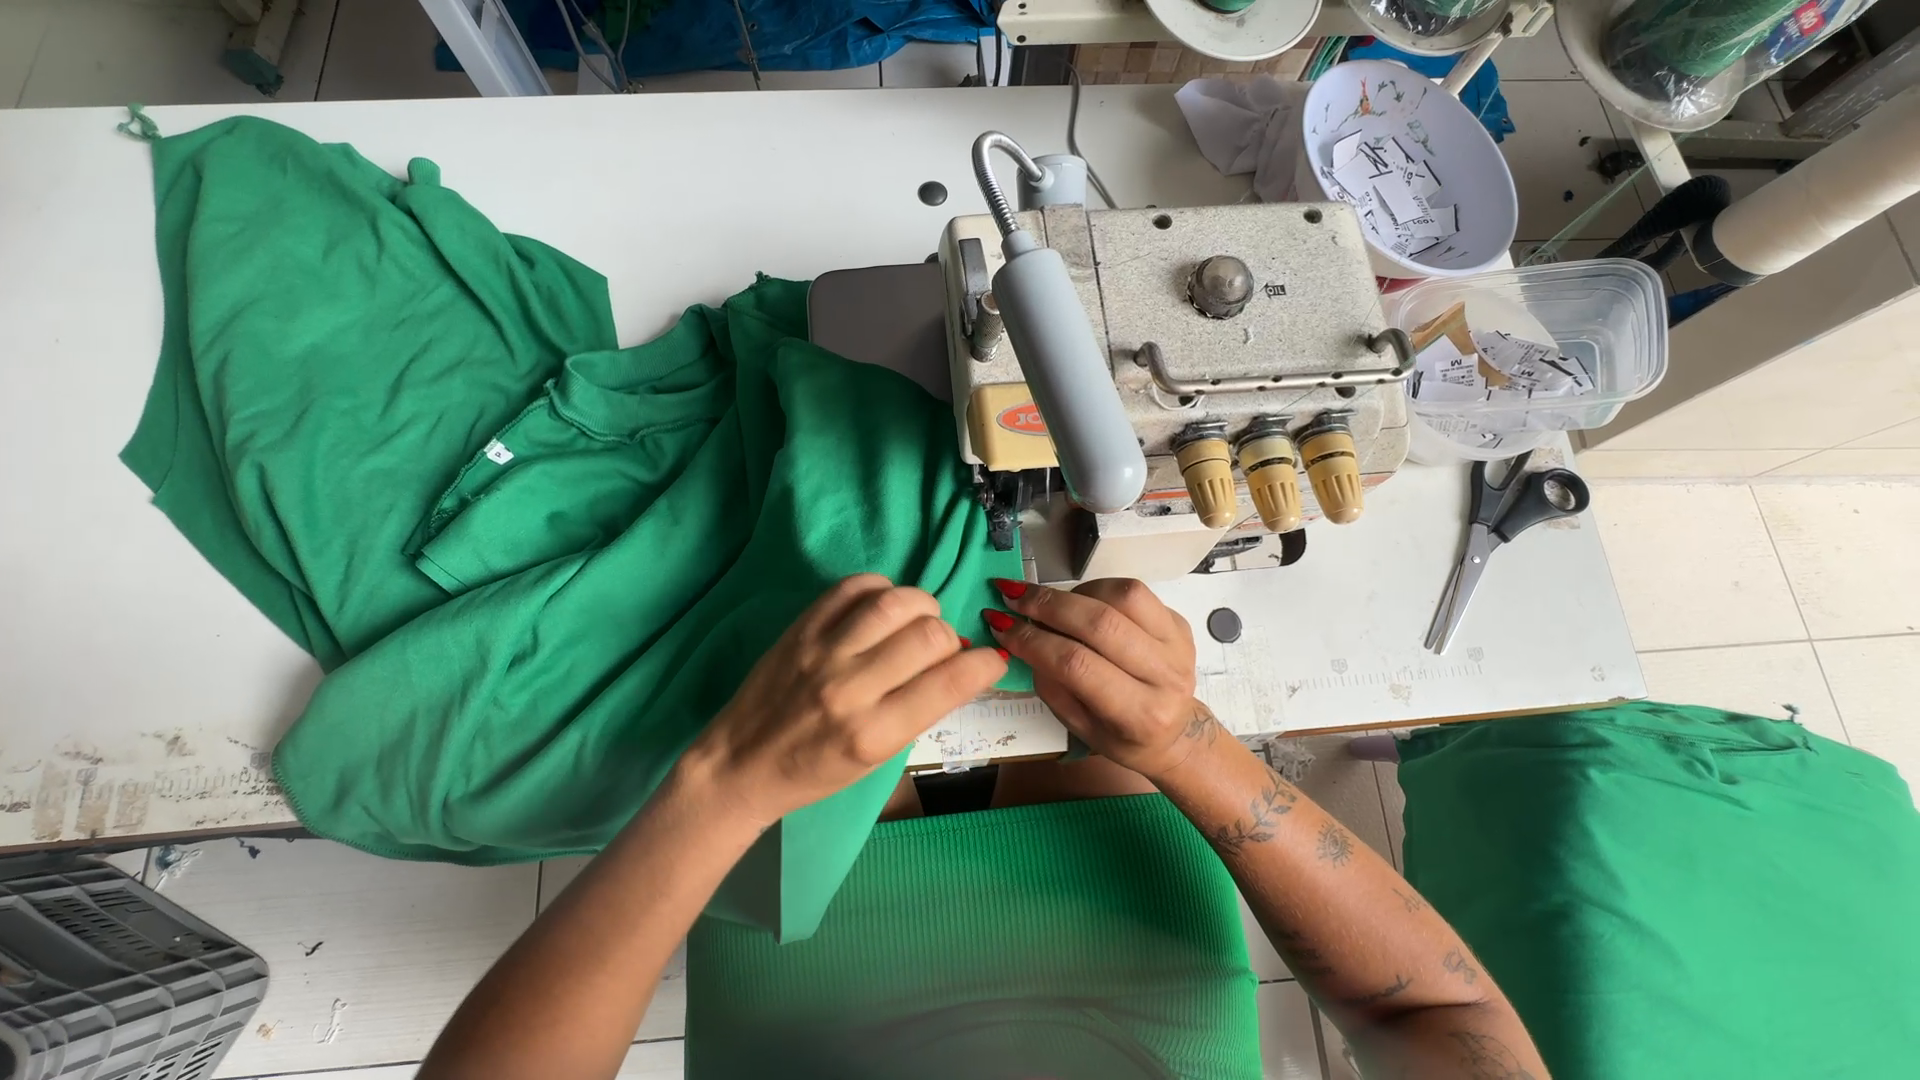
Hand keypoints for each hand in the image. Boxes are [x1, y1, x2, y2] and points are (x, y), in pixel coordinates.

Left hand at [681, 574, 1006, 828]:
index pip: (951, 682)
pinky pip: (852, 587)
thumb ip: (921, 710)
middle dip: (951, 637)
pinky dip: (880, 588)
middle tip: (942, 648)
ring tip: (918, 619)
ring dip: (921, 606)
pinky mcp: (800, 628)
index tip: (990, 660)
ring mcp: (822, 652)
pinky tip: (882, 606)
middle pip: (929, 635)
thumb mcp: (878, 759)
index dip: (984, 665)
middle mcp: (850, 688)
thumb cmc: (816, 773)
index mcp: (874, 733)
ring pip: (895, 602)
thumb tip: (962, 666)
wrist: (741, 764)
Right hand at [983, 578, 1214, 780]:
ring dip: (1074, 593)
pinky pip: (1135, 591)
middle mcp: (1165, 676)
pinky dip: (1098, 589)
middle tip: (1011, 597)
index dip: (1032, 641)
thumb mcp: (1078, 727)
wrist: (1175, 734)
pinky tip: (1080, 601)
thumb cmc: (1120, 736)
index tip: (1000, 626)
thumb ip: (1051, 684)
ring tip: (1050, 602)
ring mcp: (1177, 645)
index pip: (1077, 665)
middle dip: (1046, 605)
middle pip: (1100, 624)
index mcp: (1139, 714)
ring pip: (1122, 596)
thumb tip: (1020, 635)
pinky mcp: (1179, 622)